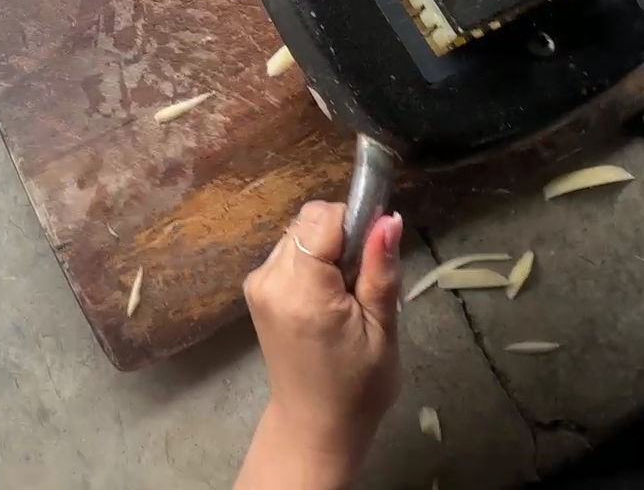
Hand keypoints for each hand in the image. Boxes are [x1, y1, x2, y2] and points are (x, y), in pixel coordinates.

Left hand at [235, 201, 404, 489]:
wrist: (314, 425)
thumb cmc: (358, 387)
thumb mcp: (382, 331)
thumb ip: (380, 270)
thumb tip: (387, 219)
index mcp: (302, 290)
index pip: (321, 217)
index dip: (352, 223)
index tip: (373, 250)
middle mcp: (270, 278)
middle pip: (308, 221)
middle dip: (340, 238)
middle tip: (361, 283)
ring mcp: (257, 281)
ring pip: (298, 232)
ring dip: (325, 249)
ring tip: (345, 295)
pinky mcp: (255, 286)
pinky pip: (288, 251)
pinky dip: (310, 262)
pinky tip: (325, 297)